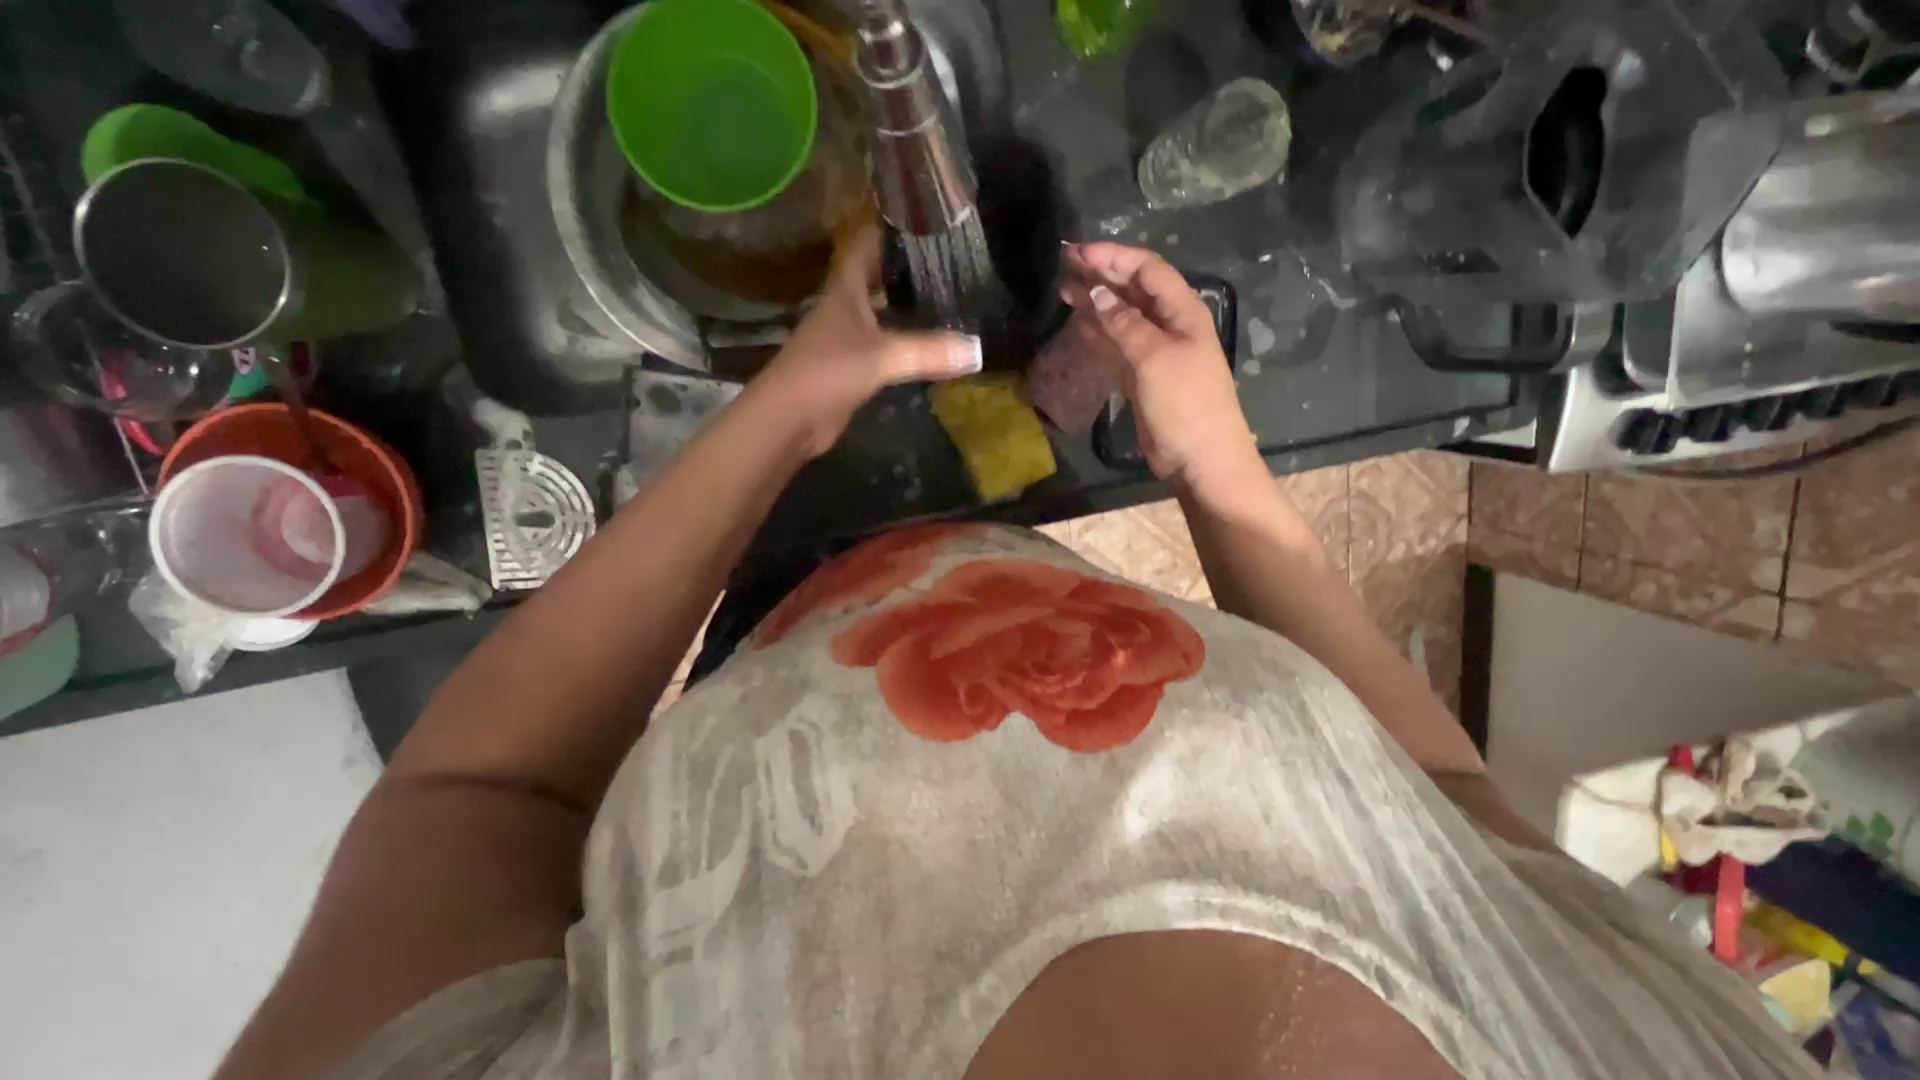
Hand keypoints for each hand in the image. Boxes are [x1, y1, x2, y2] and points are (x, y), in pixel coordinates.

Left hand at [756, 225, 981, 457]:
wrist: (788, 421)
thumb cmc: (826, 373)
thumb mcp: (882, 357)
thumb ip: (928, 351)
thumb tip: (977, 349)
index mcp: (845, 290)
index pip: (867, 245)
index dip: (891, 228)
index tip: (926, 216)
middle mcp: (845, 308)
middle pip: (877, 277)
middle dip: (907, 268)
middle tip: (950, 258)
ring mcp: (846, 338)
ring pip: (881, 312)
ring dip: (906, 305)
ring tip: (949, 295)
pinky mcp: (851, 368)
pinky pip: (884, 346)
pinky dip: (905, 341)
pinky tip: (931, 342)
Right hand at [1061, 242, 1261, 498]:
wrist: (1201, 458)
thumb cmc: (1185, 404)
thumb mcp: (1154, 358)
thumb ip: (1125, 324)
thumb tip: (1098, 293)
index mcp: (1183, 311)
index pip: (1148, 270)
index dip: (1114, 257)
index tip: (1079, 253)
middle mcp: (1170, 324)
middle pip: (1134, 288)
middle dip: (1102, 274)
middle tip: (1064, 264)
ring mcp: (1156, 350)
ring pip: (1123, 315)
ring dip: (1096, 300)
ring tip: (1063, 289)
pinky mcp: (1142, 374)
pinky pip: (1117, 342)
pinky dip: (1099, 331)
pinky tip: (1078, 322)